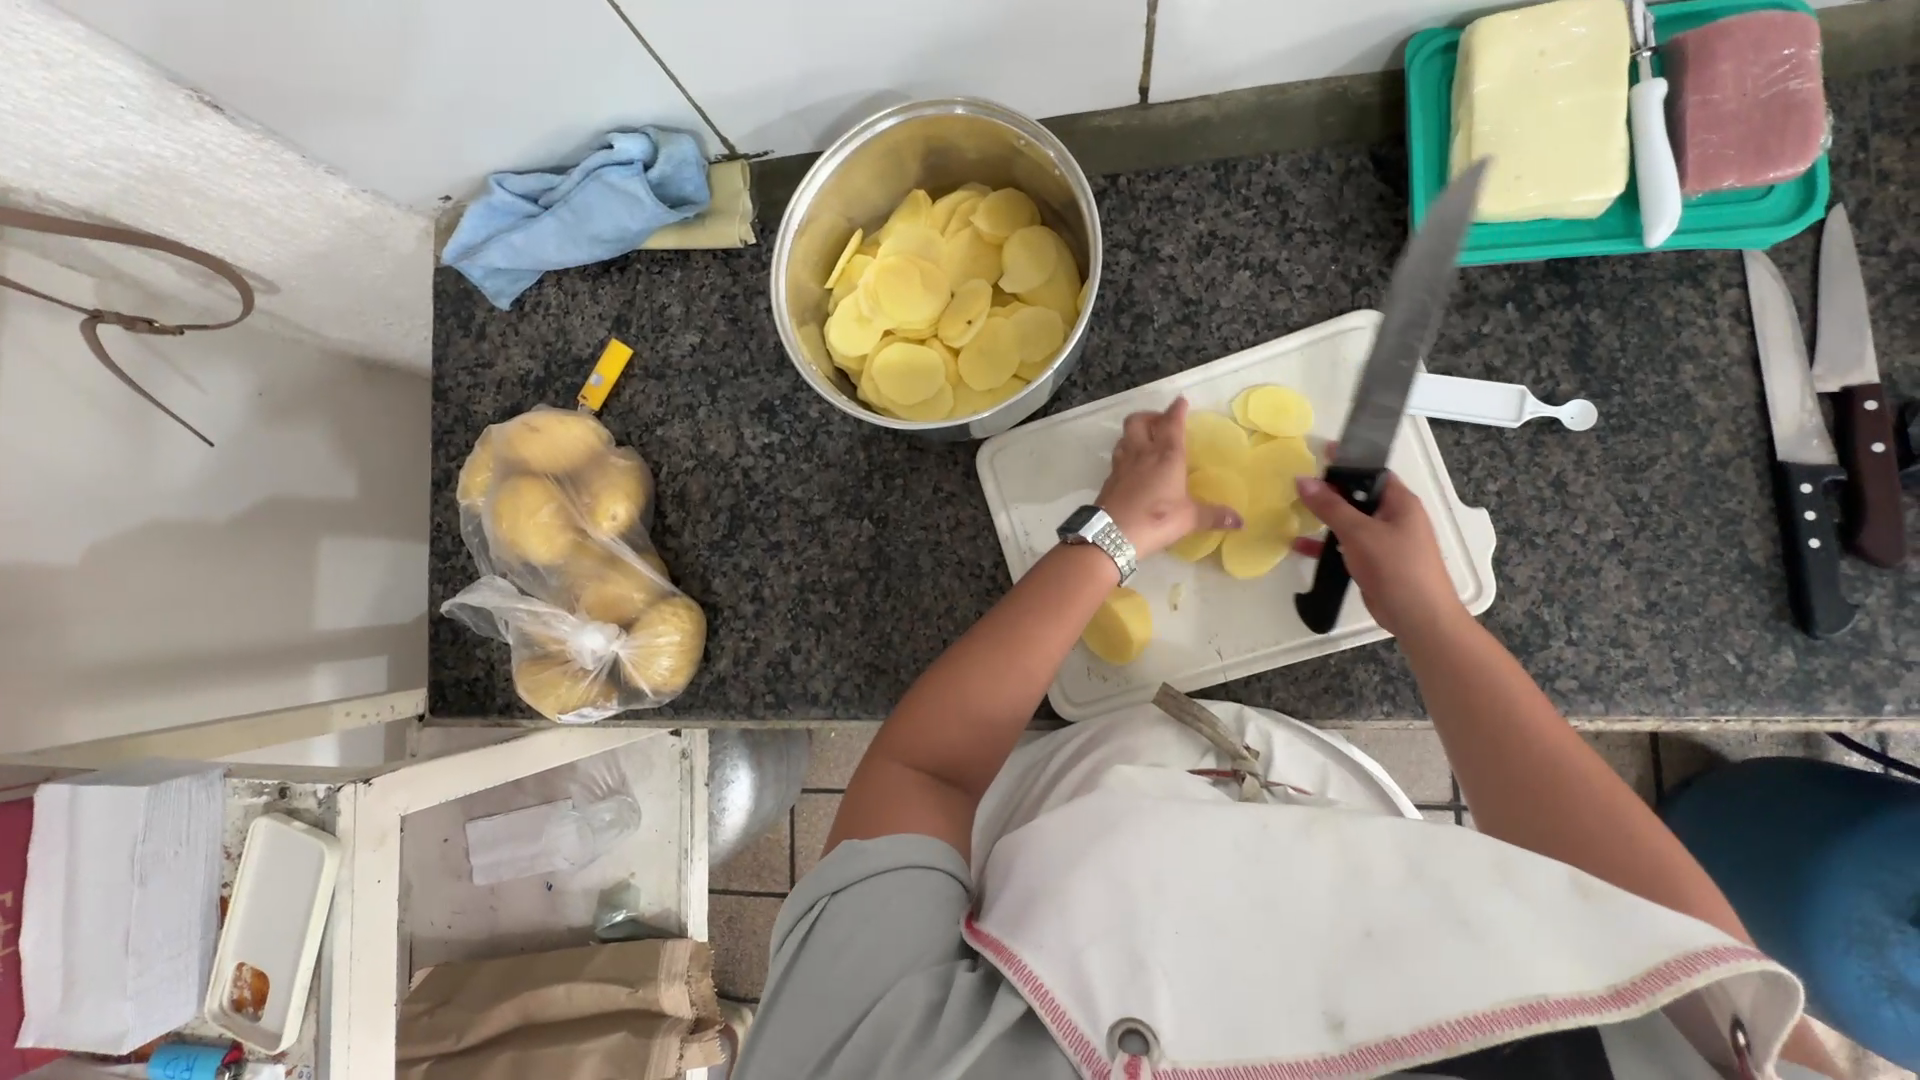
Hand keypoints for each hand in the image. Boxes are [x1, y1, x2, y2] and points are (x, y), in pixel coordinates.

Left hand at [1097, 398, 1241, 557]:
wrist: (1111, 535)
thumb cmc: (1156, 520)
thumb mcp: (1189, 519)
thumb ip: (1213, 516)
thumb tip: (1240, 521)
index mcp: (1166, 456)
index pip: (1171, 423)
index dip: (1176, 410)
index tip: (1180, 401)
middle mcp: (1141, 453)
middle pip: (1138, 421)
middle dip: (1150, 416)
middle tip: (1161, 423)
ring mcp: (1121, 465)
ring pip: (1124, 436)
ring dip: (1134, 433)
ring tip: (1146, 441)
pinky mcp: (1109, 479)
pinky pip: (1117, 457)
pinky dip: (1126, 454)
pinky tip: (1133, 467)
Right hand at [1291, 471, 1466, 638]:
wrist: (1418, 616)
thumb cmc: (1396, 567)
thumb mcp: (1359, 532)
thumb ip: (1330, 506)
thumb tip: (1303, 480)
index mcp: (1400, 503)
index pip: (1373, 472)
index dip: (1349, 461)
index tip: (1321, 454)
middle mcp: (1394, 518)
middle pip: (1359, 496)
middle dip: (1331, 491)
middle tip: (1302, 485)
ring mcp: (1385, 541)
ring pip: (1351, 521)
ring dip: (1326, 518)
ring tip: (1297, 511)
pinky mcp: (1375, 562)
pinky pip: (1347, 544)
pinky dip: (1327, 544)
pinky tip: (1302, 546)